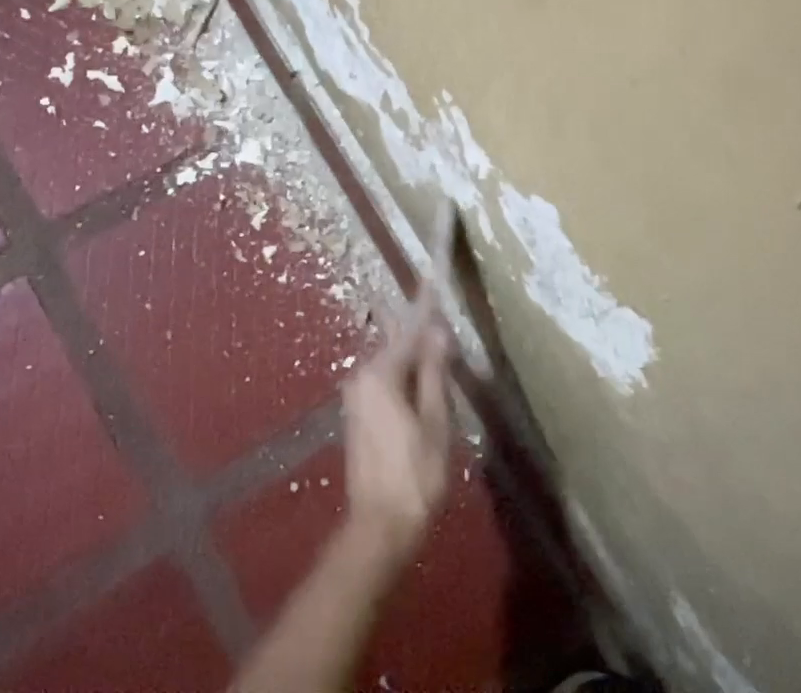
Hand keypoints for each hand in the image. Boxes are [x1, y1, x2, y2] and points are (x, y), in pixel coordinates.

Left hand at [341, 293, 453, 559]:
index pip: (410, 331)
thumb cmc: (416, 474)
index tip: (434, 277)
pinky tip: (424, 378)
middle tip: (444, 312)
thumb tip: (437, 332)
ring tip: (441, 344)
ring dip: (415, 355)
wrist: (380, 524)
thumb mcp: (435, 422)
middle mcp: (362, 378)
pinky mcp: (359, 414)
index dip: (426, 305)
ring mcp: (357, 397)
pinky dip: (406, 375)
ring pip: (392, 364)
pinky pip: (386, 382)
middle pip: (398, 345)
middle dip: (421, 331)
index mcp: (381, 375)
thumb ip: (434, 374)